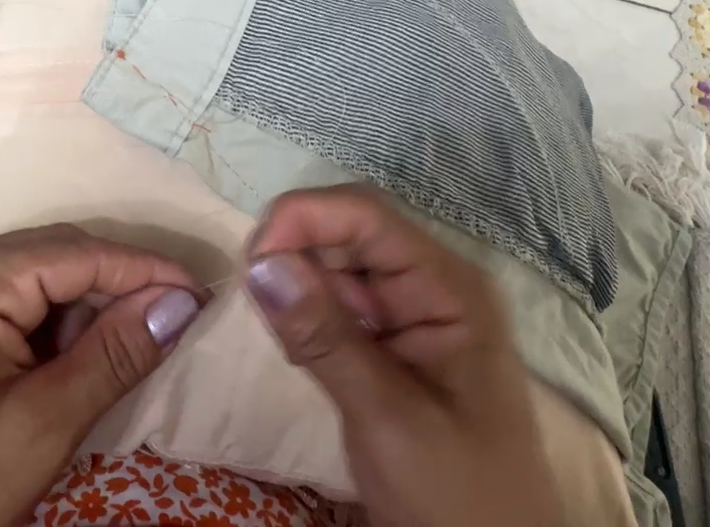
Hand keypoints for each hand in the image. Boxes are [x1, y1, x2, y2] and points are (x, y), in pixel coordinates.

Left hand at [0, 225, 205, 526]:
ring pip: (39, 275)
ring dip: (88, 304)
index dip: (144, 267)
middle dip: (118, 282)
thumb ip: (115, 354)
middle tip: (175, 317)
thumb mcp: (46, 423)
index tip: (202, 290)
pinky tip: (79, 354)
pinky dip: (56, 321)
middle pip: (57, 254)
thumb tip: (181, 302)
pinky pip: (15, 300)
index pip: (77, 253)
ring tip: (130, 343)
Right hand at [245, 185, 557, 526]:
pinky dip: (306, 313)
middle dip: (294, 250)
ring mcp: (411, 311)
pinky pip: (336, 301)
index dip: (303, 216)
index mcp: (448, 286)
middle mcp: (430, 283)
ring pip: (335, 263)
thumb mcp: (388, 418)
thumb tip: (259, 263)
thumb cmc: (457, 496)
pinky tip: (299, 348)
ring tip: (284, 335)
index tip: (252, 259)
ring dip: (297, 284)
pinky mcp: (390, 339)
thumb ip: (325, 337)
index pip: (365, 214)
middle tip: (257, 301)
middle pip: (347, 230)